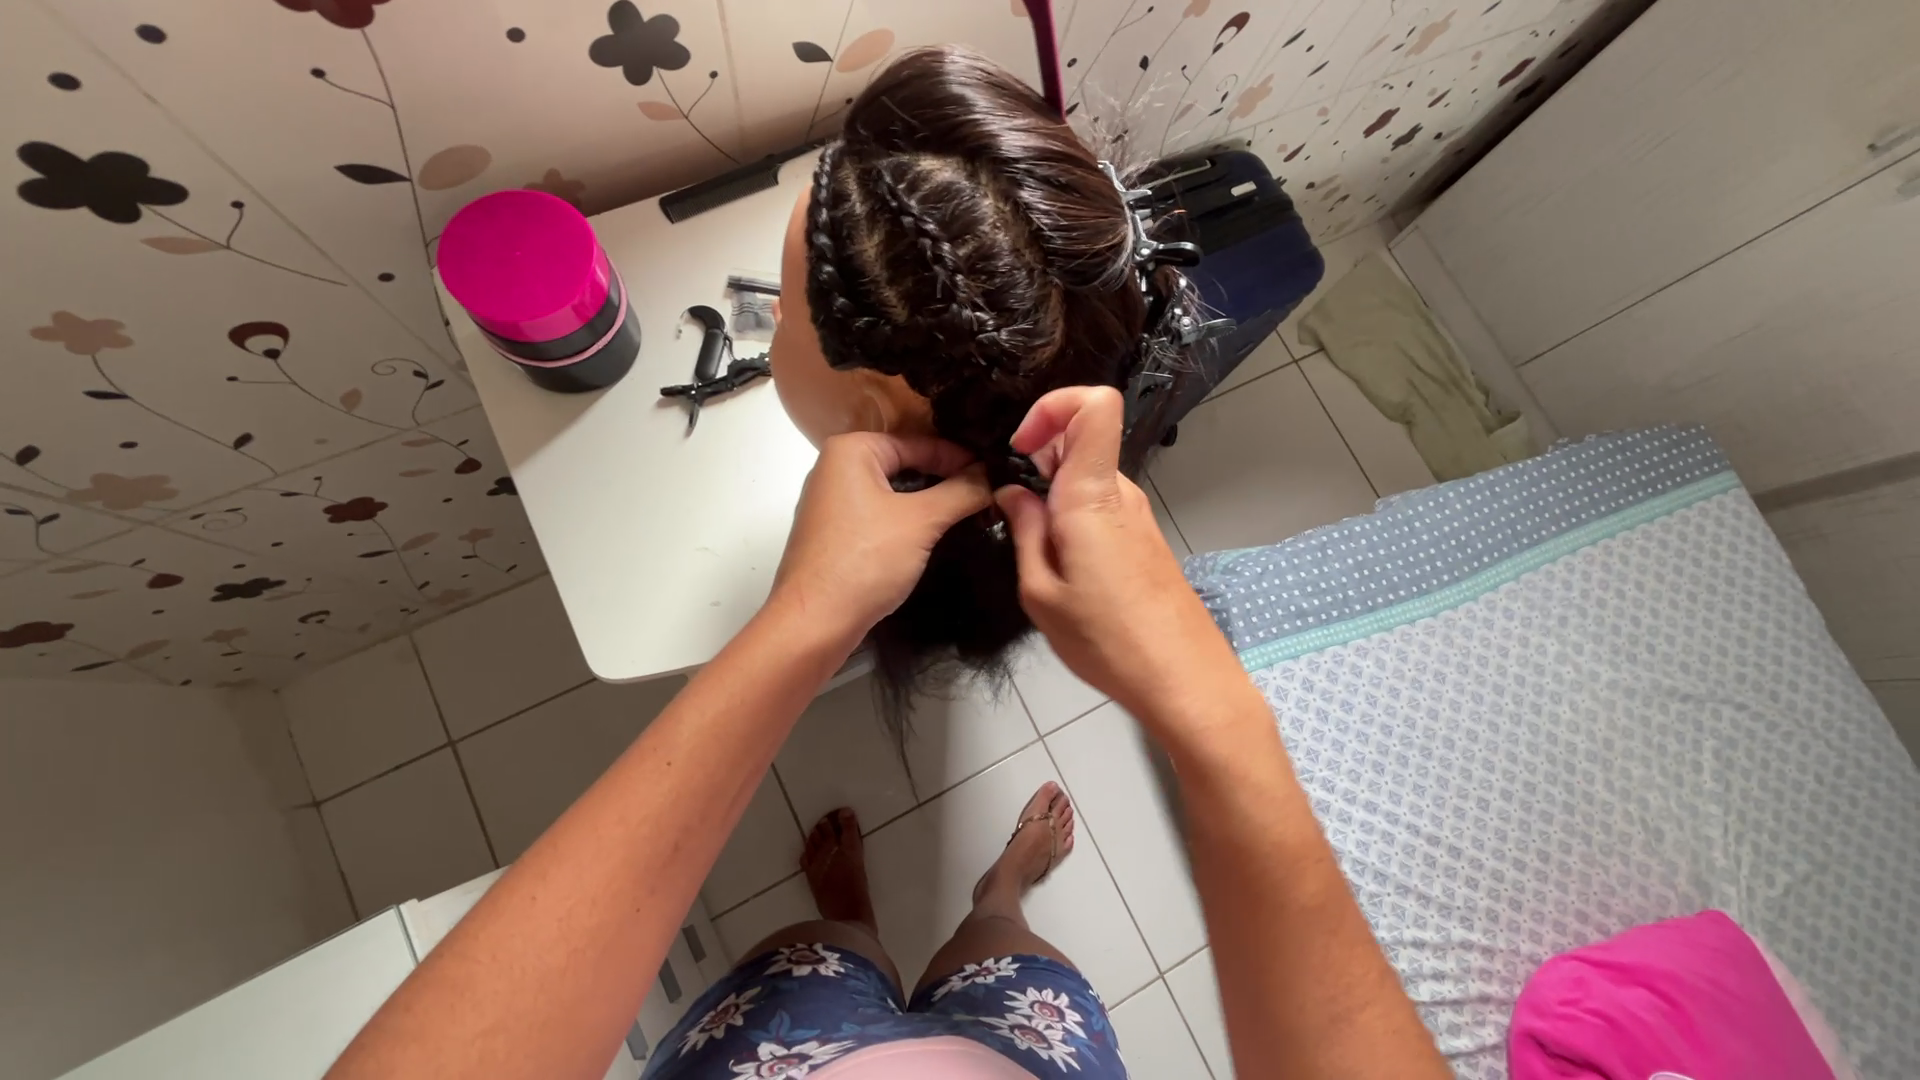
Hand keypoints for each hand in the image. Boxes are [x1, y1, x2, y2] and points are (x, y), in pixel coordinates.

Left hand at [773, 431, 990, 642]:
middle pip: (906, 465)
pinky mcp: (836, 535)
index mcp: (851, 450)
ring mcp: (833, 504)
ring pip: (894, 493)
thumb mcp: (921, 522)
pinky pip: (881, 516)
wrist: (814, 623)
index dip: (961, 458)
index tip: (995, 474)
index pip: (919, 442)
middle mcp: (836, 469)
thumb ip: (961, 492)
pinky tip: (936, 536)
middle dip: (946, 481)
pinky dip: (909, 522)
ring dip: (931, 504)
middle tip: (989, 494)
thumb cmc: (865, 561)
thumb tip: (993, 475)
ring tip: (972, 513)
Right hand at [996, 387, 1247, 729]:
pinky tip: (1064, 563)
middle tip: (1015, 510)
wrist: (1183, 680)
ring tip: (1037, 548)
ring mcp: (1138, 514)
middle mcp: (1121, 493)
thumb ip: (1024, 531)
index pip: (1095, 405)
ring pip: (1088, 474)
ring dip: (1054, 491)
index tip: (1021, 449)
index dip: (1053, 406)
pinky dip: (1073, 512)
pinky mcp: (1144, 537)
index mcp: (1092, 496)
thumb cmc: (1105, 640)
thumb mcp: (1040, 593)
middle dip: (1040, 457)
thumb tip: (1013, 492)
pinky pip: (1101, 502)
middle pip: (1082, 438)